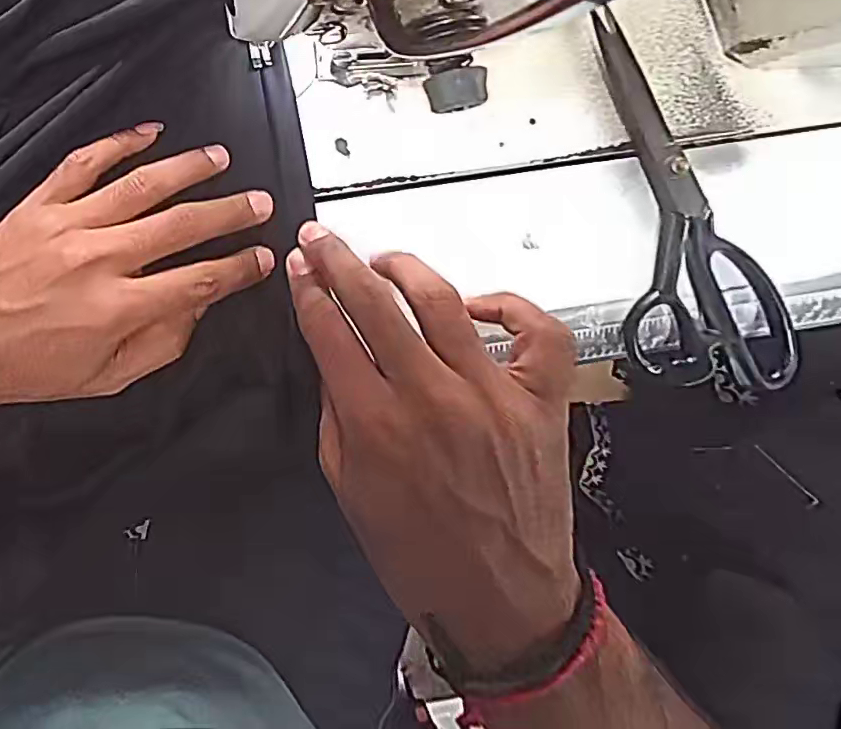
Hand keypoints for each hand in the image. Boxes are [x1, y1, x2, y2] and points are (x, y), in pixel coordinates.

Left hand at [0, 124, 276, 448]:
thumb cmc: (25, 365)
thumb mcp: (105, 376)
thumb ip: (161, 342)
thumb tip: (198, 306)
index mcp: (116, 308)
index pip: (199, 279)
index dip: (239, 267)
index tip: (260, 257)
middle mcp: (98, 260)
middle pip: (182, 225)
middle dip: (230, 212)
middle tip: (256, 202)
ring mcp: (67, 226)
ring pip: (142, 185)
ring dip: (188, 169)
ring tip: (219, 159)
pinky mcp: (39, 205)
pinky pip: (84, 163)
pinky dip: (118, 143)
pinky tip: (147, 133)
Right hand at [286, 222, 580, 672]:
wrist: (500, 602)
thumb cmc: (418, 551)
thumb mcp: (345, 481)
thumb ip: (334, 408)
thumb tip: (329, 351)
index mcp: (375, 424)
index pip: (329, 328)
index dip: (308, 288)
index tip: (300, 266)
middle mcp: (431, 401)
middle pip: (374, 301)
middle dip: (338, 258)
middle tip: (322, 237)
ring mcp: (491, 397)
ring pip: (443, 300)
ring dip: (403, 266)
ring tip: (383, 258)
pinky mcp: (539, 404)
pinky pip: (537, 332)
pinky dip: (507, 305)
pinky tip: (477, 302)